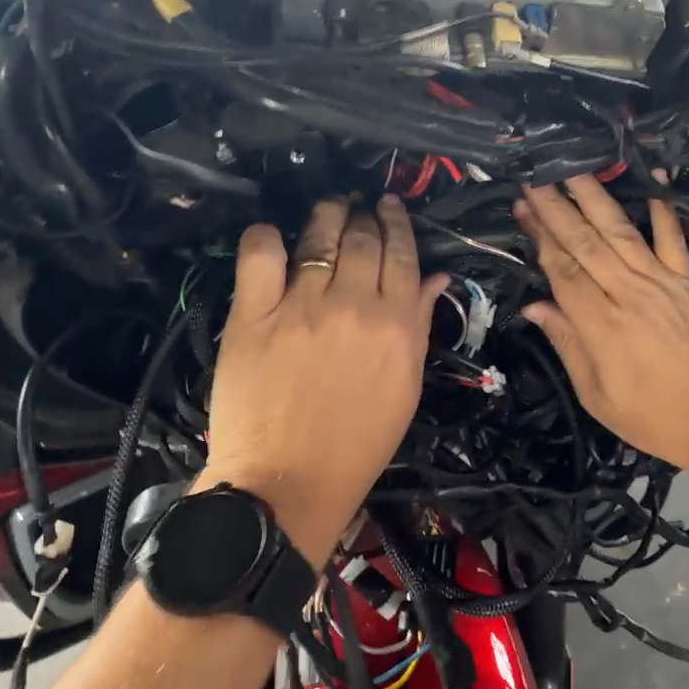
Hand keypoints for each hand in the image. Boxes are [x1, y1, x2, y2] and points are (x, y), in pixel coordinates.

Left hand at [201, 195, 446, 565]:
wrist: (289, 481)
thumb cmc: (359, 440)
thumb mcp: (407, 383)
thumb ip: (420, 323)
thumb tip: (435, 276)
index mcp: (396, 323)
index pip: (402, 253)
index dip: (397, 223)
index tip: (391, 208)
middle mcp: (353, 304)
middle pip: (362, 239)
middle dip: (364, 216)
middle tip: (360, 208)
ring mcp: (300, 307)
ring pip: (318, 237)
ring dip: (327, 215)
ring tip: (329, 207)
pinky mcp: (253, 317)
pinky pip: (260, 256)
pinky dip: (266, 236)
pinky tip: (273, 233)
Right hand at [513, 177, 688, 475]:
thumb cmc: (651, 415)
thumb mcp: (596, 395)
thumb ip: (567, 344)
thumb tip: (535, 306)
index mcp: (602, 326)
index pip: (563, 270)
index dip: (540, 237)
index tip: (522, 209)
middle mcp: (630, 295)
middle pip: (586, 244)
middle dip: (557, 209)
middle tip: (535, 179)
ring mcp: (662, 283)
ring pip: (622, 233)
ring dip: (596, 198)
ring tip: (575, 170)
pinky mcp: (687, 282)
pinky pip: (673, 239)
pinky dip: (662, 209)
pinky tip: (652, 179)